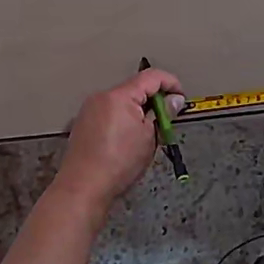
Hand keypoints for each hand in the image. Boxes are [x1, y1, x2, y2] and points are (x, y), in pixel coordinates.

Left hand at [53, 68, 184, 210]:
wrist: (83, 187)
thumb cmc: (116, 164)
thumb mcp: (149, 138)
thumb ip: (163, 114)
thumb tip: (173, 101)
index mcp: (120, 96)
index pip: (151, 76)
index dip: (170, 83)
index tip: (180, 96)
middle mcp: (102, 96)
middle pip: (135, 88)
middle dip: (154, 100)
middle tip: (166, 121)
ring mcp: (90, 109)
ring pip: (122, 101)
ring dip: (138, 110)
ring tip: (146, 136)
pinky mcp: (84, 122)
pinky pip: (109, 112)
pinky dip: (123, 119)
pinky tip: (127, 141)